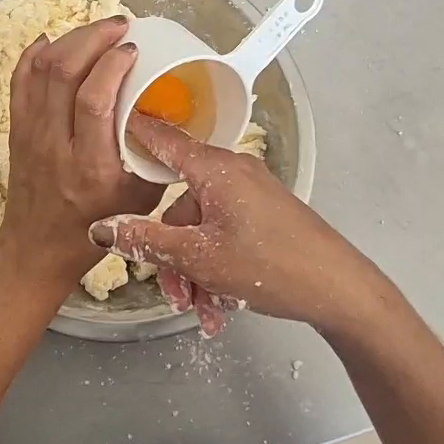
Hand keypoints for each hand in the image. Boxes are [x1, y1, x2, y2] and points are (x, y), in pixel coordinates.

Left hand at [0, 16, 162, 286]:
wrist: (37, 249)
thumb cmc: (92, 228)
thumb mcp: (139, 201)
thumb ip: (158, 158)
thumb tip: (181, 115)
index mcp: (90, 167)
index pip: (95, 100)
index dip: (112, 65)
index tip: (133, 48)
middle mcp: (55, 144)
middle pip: (64, 73)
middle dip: (92, 38)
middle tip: (119, 26)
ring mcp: (30, 133)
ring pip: (41, 70)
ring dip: (70, 40)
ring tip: (97, 30)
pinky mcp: (16, 128)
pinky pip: (19, 80)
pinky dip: (35, 54)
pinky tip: (54, 39)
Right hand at [90, 114, 371, 331]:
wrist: (341, 291)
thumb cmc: (271, 266)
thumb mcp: (198, 257)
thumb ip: (146, 240)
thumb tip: (101, 229)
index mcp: (214, 169)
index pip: (161, 139)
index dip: (130, 134)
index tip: (103, 131)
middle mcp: (231, 173)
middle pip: (179, 204)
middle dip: (171, 253)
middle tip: (175, 293)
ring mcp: (249, 194)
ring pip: (201, 228)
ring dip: (194, 271)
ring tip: (203, 311)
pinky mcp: (263, 216)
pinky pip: (224, 235)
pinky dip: (216, 268)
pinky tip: (221, 308)